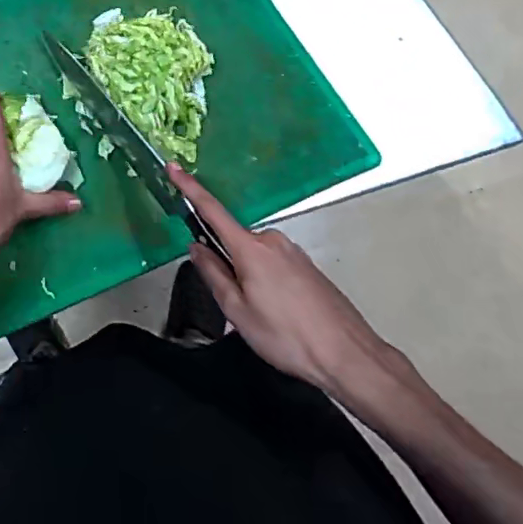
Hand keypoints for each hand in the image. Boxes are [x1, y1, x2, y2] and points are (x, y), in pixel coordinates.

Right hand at [171, 163, 427, 415]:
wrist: (349, 356)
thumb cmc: (288, 337)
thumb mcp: (238, 312)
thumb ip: (213, 275)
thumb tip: (197, 249)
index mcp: (251, 248)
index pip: (212, 211)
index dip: (189, 188)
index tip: (173, 168)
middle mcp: (272, 241)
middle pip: (234, 241)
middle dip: (226, 265)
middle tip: (237, 306)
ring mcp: (292, 252)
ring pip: (254, 257)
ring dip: (249, 279)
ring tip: (265, 319)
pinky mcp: (306, 265)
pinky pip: (273, 265)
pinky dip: (268, 284)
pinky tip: (281, 315)